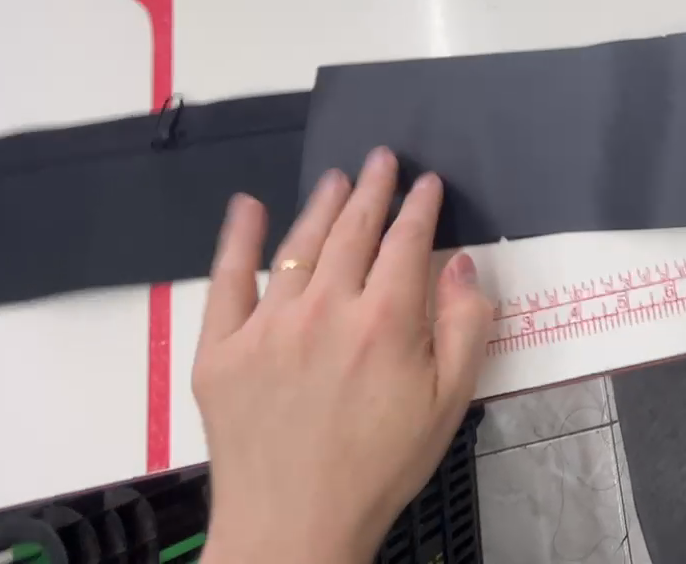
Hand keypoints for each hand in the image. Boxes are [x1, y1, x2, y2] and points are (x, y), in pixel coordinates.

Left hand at [194, 147, 494, 563]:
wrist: (292, 531)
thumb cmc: (385, 461)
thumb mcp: (453, 395)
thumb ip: (466, 320)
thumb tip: (459, 259)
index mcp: (385, 320)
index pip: (407, 240)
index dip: (421, 206)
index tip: (429, 182)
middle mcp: (325, 310)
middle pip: (353, 231)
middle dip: (374, 189)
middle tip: (384, 158)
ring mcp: (265, 328)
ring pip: (299, 246)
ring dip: (322, 204)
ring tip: (339, 176)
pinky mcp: (219, 353)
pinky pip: (225, 283)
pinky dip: (238, 241)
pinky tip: (249, 206)